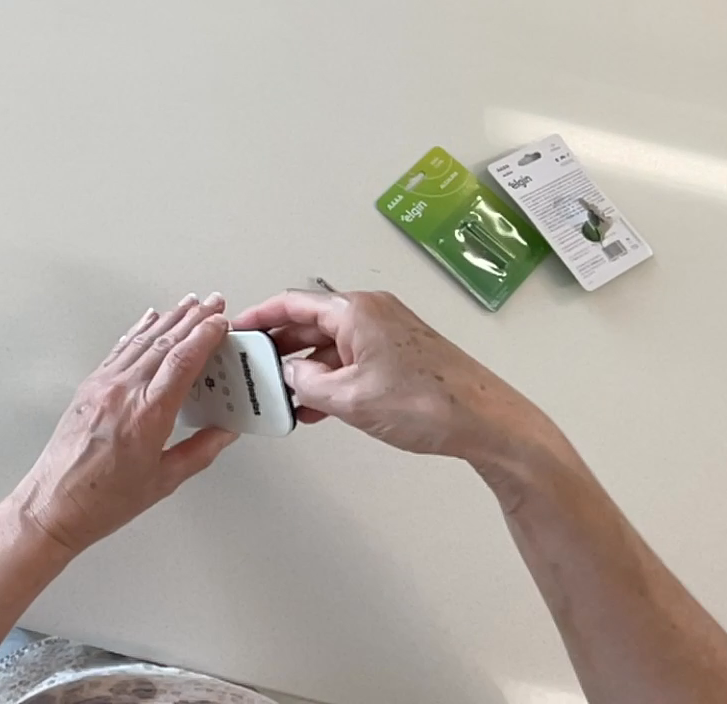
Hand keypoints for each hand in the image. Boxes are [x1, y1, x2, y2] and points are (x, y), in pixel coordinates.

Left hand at [7, 294, 240, 556]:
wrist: (54, 502)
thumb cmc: (103, 499)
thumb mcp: (164, 480)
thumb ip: (200, 451)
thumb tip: (226, 431)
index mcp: (148, 414)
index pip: (183, 360)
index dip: (205, 335)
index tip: (222, 322)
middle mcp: (125, 391)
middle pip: (166, 342)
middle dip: (193, 318)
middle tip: (214, 303)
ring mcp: (104, 384)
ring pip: (143, 340)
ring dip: (170, 318)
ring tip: (189, 304)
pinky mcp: (90, 385)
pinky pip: (121, 349)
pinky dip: (139, 330)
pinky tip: (150, 319)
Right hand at [233, 290, 564, 477]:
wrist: (488, 423)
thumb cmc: (424, 403)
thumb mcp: (349, 397)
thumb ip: (306, 382)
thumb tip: (290, 374)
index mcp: (354, 310)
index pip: (292, 303)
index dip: (260, 316)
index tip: (238, 329)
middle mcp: (369, 312)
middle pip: (310, 322)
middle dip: (280, 346)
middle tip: (254, 366)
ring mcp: (387, 332)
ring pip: (331, 344)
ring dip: (306, 367)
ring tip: (282, 395)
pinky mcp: (400, 353)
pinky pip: (352, 358)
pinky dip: (332, 376)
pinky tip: (317, 405)